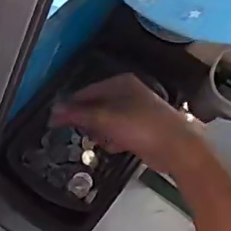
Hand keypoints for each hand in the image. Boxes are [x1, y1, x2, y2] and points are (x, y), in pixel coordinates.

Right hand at [51, 75, 205, 176]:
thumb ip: (79, 114)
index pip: (86, 91)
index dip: (70, 106)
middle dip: (87, 121)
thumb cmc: (142, 126)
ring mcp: (135, 112)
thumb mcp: (105, 118)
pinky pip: (117, 133)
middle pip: (95, 106)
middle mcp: (128, 94)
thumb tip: (55, 110)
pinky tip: (115, 146)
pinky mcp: (140, 130)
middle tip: (79, 132)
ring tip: (102, 140)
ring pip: (105, 122)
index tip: (55, 120)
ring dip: (100, 133)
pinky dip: (113, 140)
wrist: (175, 147)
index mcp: (120, 83)